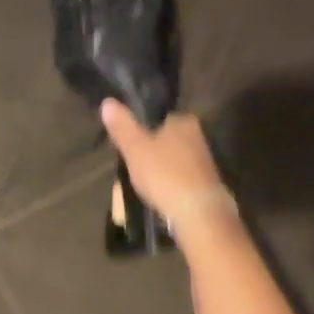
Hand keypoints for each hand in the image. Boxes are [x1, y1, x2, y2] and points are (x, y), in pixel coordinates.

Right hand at [99, 100, 238, 239]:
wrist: (198, 212)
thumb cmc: (165, 174)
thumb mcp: (135, 148)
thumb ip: (122, 126)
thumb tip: (108, 102)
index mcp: (184, 122)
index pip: (159, 119)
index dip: (141, 130)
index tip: (128, 146)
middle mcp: (198, 137)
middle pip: (164, 142)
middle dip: (148, 154)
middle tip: (131, 170)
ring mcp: (204, 162)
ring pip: (171, 162)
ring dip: (157, 173)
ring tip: (141, 187)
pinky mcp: (205, 185)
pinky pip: (178, 181)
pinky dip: (167, 187)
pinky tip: (157, 198)